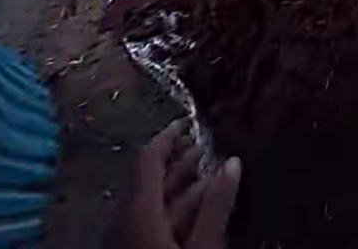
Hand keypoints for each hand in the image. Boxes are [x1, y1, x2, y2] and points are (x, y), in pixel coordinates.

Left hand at [126, 120, 242, 248]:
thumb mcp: (202, 246)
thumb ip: (216, 204)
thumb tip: (233, 162)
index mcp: (138, 212)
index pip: (148, 158)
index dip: (170, 135)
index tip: (190, 120)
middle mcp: (124, 223)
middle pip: (150, 180)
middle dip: (182, 162)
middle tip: (209, 148)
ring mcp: (125, 241)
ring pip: (152, 204)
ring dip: (182, 188)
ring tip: (212, 179)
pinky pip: (150, 223)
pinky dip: (174, 211)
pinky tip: (197, 214)